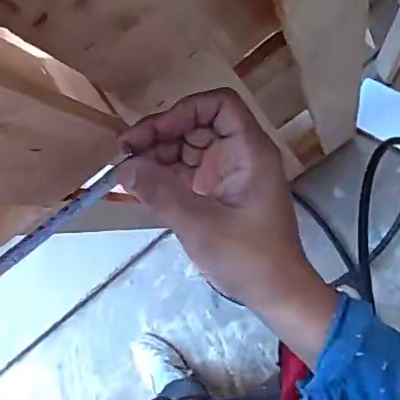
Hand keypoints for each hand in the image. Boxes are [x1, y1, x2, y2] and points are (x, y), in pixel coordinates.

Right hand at [118, 89, 336, 362]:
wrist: (276, 294)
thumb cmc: (249, 258)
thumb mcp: (200, 225)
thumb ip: (161, 192)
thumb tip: (123, 168)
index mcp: (249, 151)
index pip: (219, 105)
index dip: (184, 110)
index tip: (153, 132)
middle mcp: (239, 154)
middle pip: (197, 123)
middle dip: (161, 132)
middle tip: (127, 150)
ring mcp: (228, 172)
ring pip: (188, 145)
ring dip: (157, 153)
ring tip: (126, 170)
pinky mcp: (217, 191)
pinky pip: (186, 170)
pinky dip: (163, 174)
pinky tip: (137, 183)